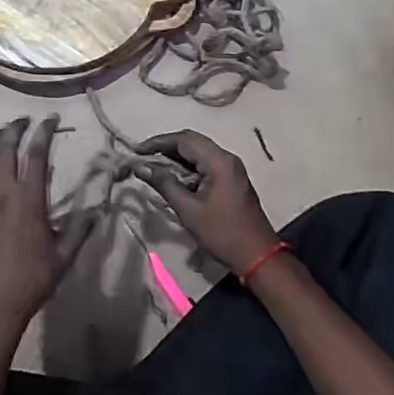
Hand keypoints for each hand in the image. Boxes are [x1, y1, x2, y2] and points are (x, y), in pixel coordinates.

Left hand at [0, 116, 96, 324]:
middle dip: (14, 130)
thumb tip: (98, 210)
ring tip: (2, 133)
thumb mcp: (65, 255)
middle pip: (5, 151)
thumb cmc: (33, 279)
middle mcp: (3, 194)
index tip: (50, 119)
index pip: (36, 155)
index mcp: (28, 200)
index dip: (43, 133)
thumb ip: (80, 229)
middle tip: (25, 119)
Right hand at [141, 130, 280, 275]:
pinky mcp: (231, 179)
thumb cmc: (222, 233)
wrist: (256, 254)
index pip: (184, 140)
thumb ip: (164, 183)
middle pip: (192, 142)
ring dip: (176, 157)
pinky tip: (173, 178)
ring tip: (153, 167)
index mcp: (219, 161)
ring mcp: (231, 168)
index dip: (158, 142)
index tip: (137, 150)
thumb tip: (140, 166)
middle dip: (166, 147)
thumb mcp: (188, 209)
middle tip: (143, 156)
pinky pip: (206, 165)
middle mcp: (227, 159)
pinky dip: (188, 168)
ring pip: (199, 153)